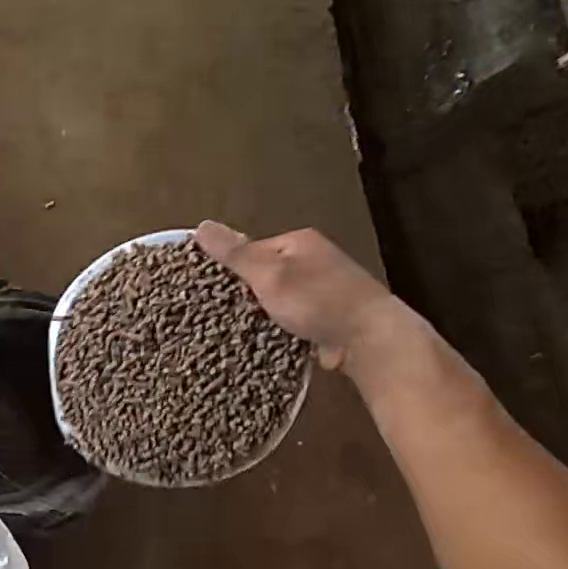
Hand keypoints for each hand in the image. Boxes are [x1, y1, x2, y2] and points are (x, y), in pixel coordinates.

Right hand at [193, 221, 399, 370]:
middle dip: (242, 295)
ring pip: (273, 300)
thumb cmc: (316, 300)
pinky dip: (274, 329)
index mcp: (298, 242)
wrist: (367, 338)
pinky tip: (261, 342)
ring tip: (234, 332)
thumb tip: (200, 226)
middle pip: (261, 276)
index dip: (227, 270)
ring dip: (258, 315)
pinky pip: (287, 320)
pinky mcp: (322, 318)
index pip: (249, 250)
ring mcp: (319, 290)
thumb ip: (235, 253)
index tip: (207, 291)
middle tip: (218, 315)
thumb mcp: (268, 274)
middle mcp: (310, 261)